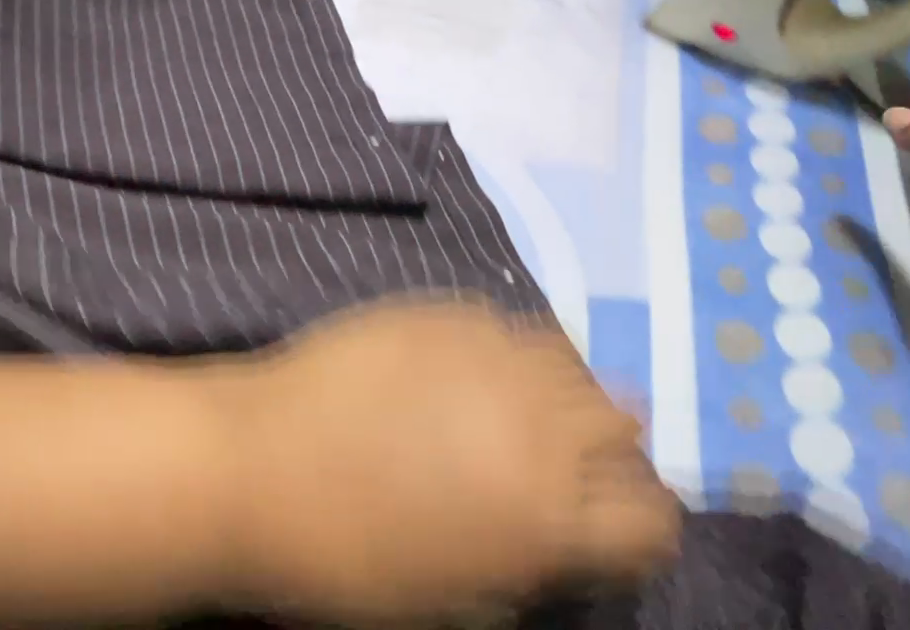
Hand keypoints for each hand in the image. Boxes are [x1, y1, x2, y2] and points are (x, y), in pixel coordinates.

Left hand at [218, 299, 679, 623]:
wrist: (257, 465)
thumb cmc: (347, 557)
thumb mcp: (457, 597)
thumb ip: (531, 560)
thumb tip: (561, 532)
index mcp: (549, 516)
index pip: (652, 515)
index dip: (642, 520)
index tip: (615, 518)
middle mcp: (537, 425)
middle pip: (622, 422)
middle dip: (605, 446)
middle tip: (565, 457)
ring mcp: (488, 356)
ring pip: (572, 359)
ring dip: (563, 386)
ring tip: (525, 403)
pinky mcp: (440, 312)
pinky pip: (503, 322)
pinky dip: (504, 347)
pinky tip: (472, 364)